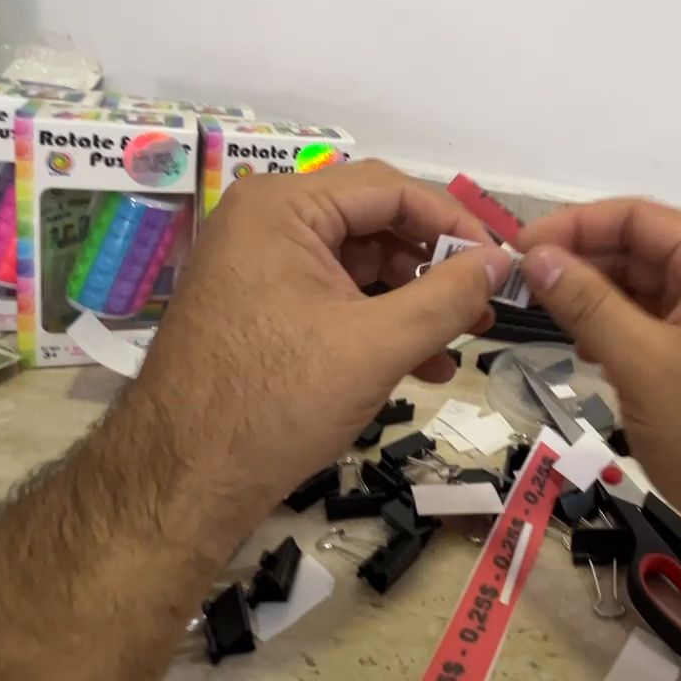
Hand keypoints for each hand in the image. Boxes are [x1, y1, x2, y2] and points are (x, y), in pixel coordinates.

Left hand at [130, 161, 511, 529]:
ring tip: (464, 337)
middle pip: (378, 224)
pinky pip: (340, 296)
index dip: (454, 224)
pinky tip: (424, 363)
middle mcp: (269, 223)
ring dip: (417, 300)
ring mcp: (264, 266)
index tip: (499, 262)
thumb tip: (503, 261)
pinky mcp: (266, 305)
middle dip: (437, 267)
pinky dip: (384, 322)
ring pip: (364, 264)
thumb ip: (449, 296)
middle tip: (486, 302)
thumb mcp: (377, 346)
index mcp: (283, 208)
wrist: (178, 489)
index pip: (391, 190)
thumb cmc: (276, 403)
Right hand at [514, 200, 680, 537]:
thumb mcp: (644, 361)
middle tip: (519, 287)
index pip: (636, 218)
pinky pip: (652, 329)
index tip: (518, 250)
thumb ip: (587, 302)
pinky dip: (615, 333)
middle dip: (580, 265)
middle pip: (639, 251)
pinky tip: (586, 352)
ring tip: (544, 317)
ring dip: (594, 300)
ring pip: (642, 292)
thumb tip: (537, 257)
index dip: (574, 227)